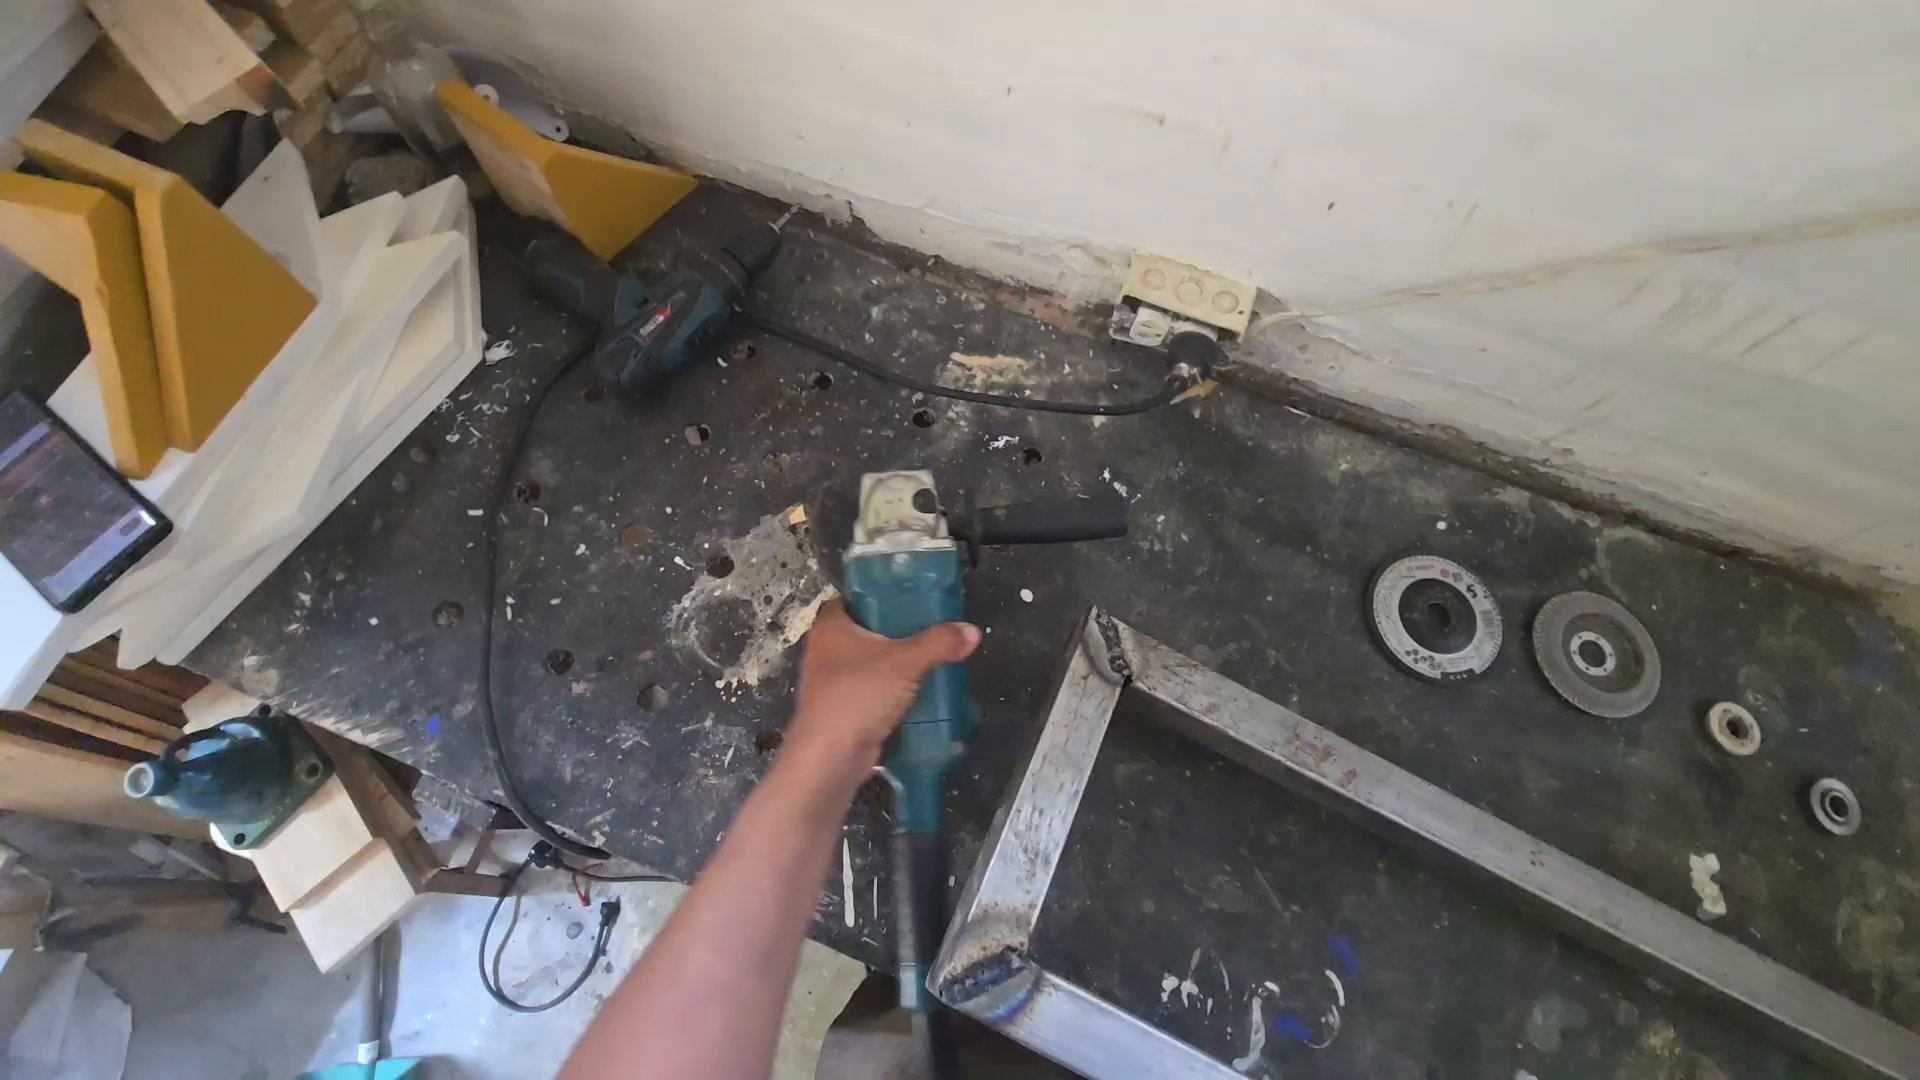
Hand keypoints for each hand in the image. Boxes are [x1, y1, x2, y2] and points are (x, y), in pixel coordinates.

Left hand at [786, 600, 980, 774]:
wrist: (830, 756)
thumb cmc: (859, 695)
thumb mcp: (906, 662)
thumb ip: (939, 643)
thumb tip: (972, 631)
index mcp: (830, 627)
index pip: (850, 599)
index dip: (875, 595)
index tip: (905, 596)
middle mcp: (824, 650)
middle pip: (862, 631)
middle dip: (892, 631)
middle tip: (927, 626)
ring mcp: (829, 682)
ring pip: (866, 663)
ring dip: (892, 663)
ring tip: (928, 656)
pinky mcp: (840, 709)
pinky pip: (869, 690)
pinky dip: (889, 689)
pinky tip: (916, 690)